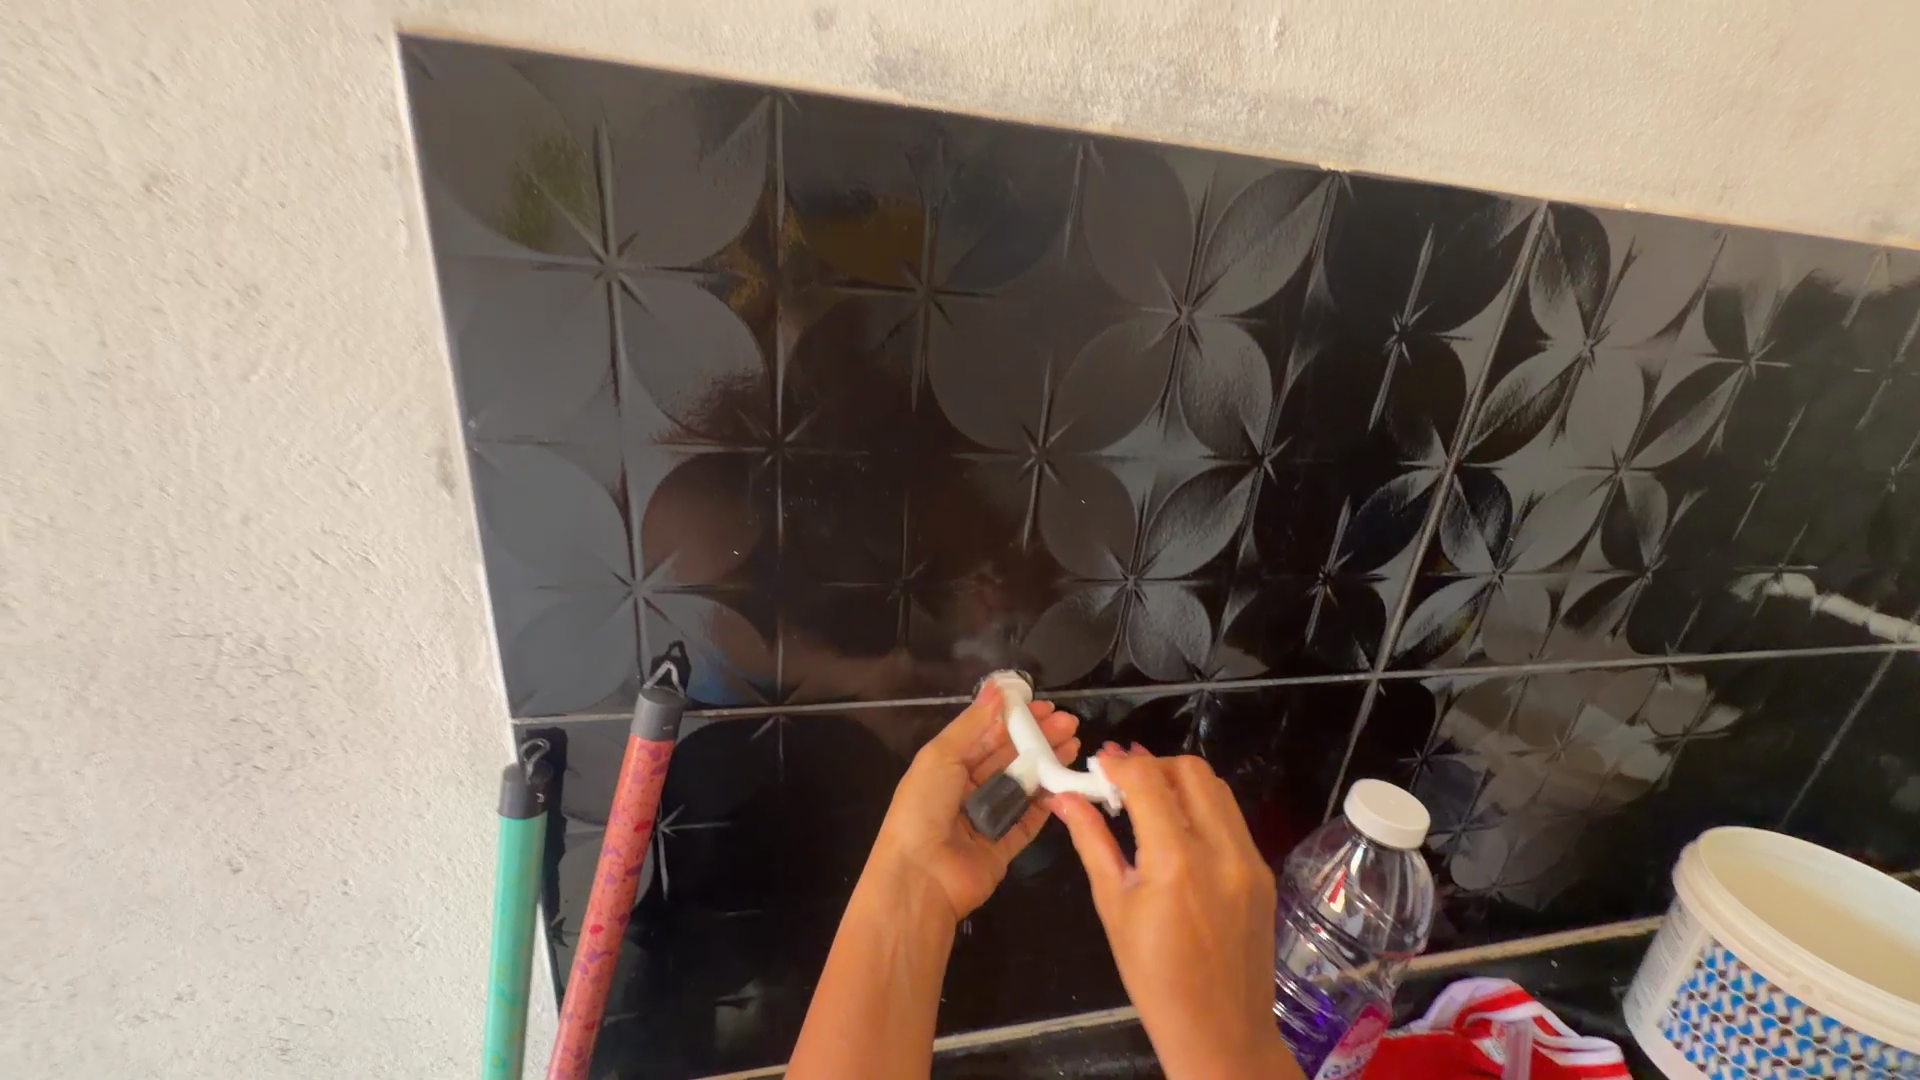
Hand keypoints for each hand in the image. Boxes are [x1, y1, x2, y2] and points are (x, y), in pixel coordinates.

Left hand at [864, 680, 1080, 922]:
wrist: (920, 876)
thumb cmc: (924, 807)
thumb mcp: (941, 755)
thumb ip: (973, 723)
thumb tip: (998, 688)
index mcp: (948, 764)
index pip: (987, 734)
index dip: (1015, 718)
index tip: (1044, 705)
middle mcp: (968, 788)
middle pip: (1009, 756)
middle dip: (1038, 737)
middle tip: (1069, 722)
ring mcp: (988, 816)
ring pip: (1024, 783)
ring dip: (1048, 763)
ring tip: (1074, 744)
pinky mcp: (1005, 844)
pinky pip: (1030, 817)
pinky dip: (1049, 800)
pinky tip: (1067, 780)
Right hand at [1050, 746, 1302, 1079]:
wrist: (1221, 1033)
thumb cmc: (1153, 975)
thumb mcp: (1112, 905)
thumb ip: (1091, 841)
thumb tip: (1063, 797)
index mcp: (1176, 862)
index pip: (1147, 781)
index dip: (1119, 764)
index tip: (1098, 764)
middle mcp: (1221, 851)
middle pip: (1190, 771)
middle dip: (1152, 764)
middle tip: (1123, 781)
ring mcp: (1249, 861)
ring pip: (1216, 788)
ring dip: (1179, 782)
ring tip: (1150, 800)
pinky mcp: (1263, 872)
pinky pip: (1231, 818)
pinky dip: (1201, 808)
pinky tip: (1178, 830)